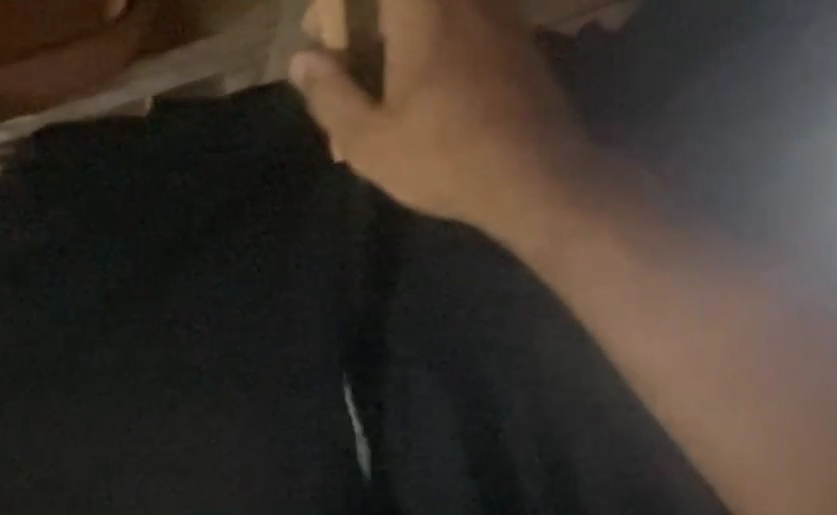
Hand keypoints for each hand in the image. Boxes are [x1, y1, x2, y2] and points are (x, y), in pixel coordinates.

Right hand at [290, 0, 599, 235]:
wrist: (535, 176)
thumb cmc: (443, 159)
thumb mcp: (369, 141)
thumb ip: (331, 95)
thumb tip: (301, 58)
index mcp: (420, 8)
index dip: (338, 6)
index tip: (319, 34)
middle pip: (402, 1)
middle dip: (366, 17)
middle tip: (343, 54)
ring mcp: (497, 10)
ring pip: (437, 9)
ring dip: (401, 27)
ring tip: (380, 71)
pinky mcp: (517, 36)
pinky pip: (466, 17)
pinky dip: (437, 36)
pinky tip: (425, 83)